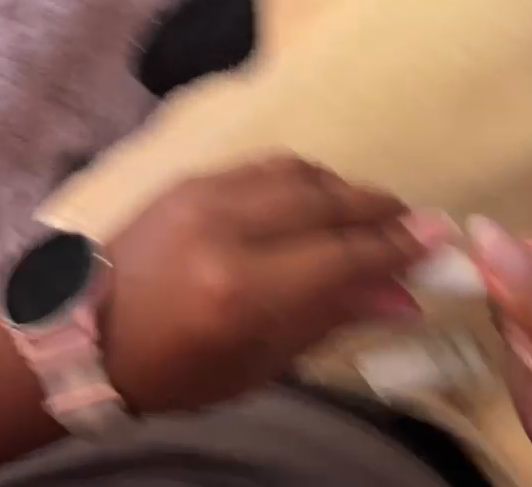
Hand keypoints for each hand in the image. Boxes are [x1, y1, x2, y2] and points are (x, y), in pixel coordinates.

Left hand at [99, 156, 451, 412]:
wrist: (90, 325)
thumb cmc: (176, 366)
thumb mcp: (259, 363)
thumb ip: (330, 317)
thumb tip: (403, 294)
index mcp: (239, 289)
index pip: (340, 254)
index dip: (396, 246)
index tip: (440, 239)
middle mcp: (223, 226)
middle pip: (322, 200)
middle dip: (376, 208)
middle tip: (413, 222)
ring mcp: (201, 193)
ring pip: (293, 171)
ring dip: (339, 187)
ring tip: (367, 212)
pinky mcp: (187, 177)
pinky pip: (259, 166)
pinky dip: (299, 177)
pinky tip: (316, 198)